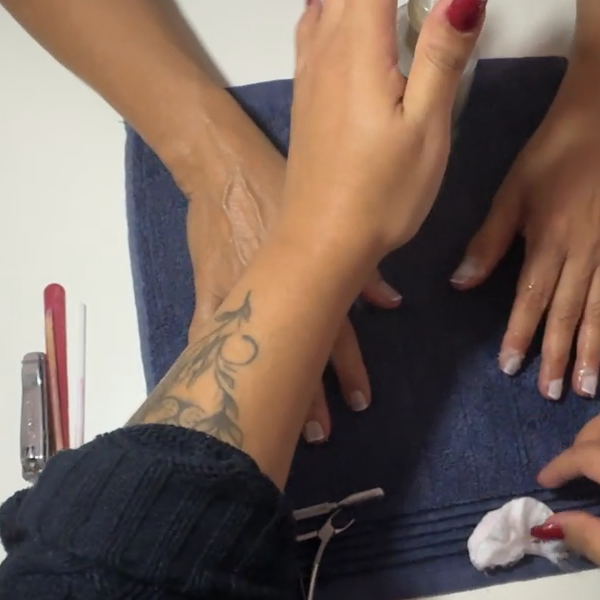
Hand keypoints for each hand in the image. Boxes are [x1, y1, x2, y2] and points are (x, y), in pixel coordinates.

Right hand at [185, 111, 399, 443]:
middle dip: (309, 399)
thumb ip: (360, 268)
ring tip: (274, 425)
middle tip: (319, 435)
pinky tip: (211, 391)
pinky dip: (209, 359)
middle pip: (298, 355)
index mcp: (313, 277)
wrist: (223, 164)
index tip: (361, 403)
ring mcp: (240, 293)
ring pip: (256, 353)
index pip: (337, 335)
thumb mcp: (328, 218)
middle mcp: (280, 292)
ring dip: (266, 391)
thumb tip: (392, 302)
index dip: (349, 372)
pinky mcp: (207, 289)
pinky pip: (207, 332)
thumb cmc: (280, 187)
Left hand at [280, 0, 485, 264]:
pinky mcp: (306, 98)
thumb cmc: (380, 195)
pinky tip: (338, 16)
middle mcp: (327, 48)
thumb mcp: (426, 129)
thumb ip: (441, 57)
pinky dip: (335, 5)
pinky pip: (314, 29)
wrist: (320, 244)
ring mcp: (310, 73)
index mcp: (359, 48)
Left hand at [452, 109, 599, 400]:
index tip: (510, 366)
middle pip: (568, 313)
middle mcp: (582, 254)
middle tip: (552, 393)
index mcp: (550, 241)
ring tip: (587, 386)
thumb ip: (488, 242)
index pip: (533, 297)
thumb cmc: (545, 161)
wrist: (596, 130)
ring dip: (592, 351)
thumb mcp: (509, 195)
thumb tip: (461, 283)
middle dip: (559, 355)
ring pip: (599, 311)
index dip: (520, 333)